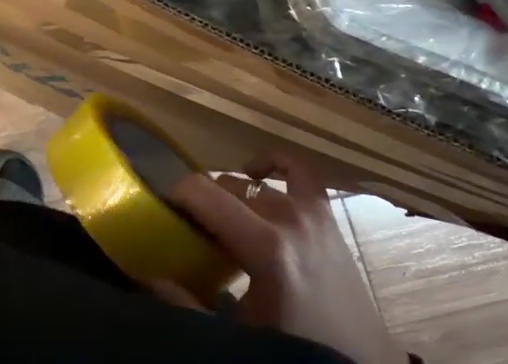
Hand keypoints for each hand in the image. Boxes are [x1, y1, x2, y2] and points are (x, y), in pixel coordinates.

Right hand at [167, 152, 403, 363]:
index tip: (163, 213)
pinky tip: (254, 174)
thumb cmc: (298, 344)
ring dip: (229, 197)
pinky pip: (297, 169)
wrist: (362, 361)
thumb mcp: (240, 333)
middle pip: (223, 187)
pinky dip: (272, 163)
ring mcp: (312, 213)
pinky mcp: (327, 216)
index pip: (202, 192)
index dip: (174, 194)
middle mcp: (288, 218)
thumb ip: (188, 303)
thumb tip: (145, 274)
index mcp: (266, 248)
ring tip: (221, 222)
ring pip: (250, 183)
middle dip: (200, 203)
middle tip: (191, 231)